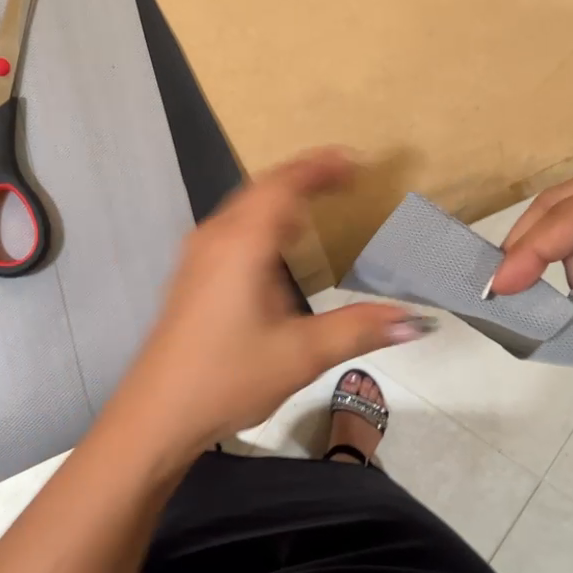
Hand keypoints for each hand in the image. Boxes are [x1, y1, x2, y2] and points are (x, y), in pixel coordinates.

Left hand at [110, 148, 432, 456]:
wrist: (158, 411)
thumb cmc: (227, 377)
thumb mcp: (300, 355)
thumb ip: (358, 330)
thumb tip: (415, 320)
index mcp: (241, 245)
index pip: (283, 186)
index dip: (320, 167)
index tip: (356, 160)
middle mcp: (214, 238)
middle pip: (261, 190)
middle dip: (304, 178)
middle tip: (347, 176)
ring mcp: (196, 256)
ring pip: (243, 209)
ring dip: (281, 199)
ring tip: (319, 202)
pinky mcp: (191, 276)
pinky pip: (231, 229)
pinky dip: (262, 221)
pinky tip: (278, 246)